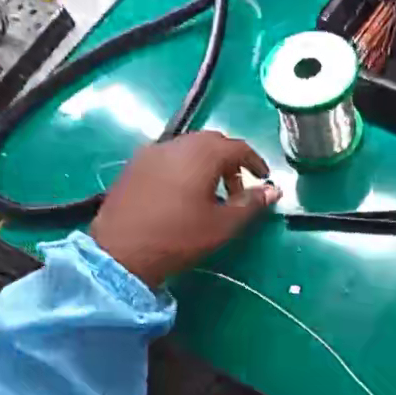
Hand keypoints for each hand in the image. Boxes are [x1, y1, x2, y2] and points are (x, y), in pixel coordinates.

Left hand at [90, 133, 281, 285]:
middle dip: (229, 161)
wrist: (121, 252)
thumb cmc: (178, 238)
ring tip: (209, 194)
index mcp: (202, 154)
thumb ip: (250, 204)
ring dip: (205, 164)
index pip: (238, 147)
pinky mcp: (134, 165)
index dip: (255, 162)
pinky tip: (181, 194)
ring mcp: (151, 152)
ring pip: (187, 148)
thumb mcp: (222, 225)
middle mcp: (177, 144)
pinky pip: (167, 157)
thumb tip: (273, 191)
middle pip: (211, 142)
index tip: (263, 178)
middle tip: (237, 188)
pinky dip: (183, 167)